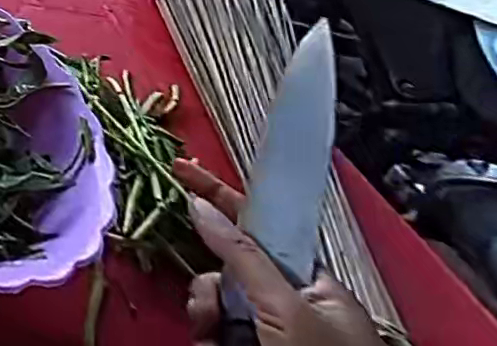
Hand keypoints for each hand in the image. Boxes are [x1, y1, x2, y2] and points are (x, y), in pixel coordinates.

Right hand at [174, 159, 382, 345]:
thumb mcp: (285, 309)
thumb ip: (241, 253)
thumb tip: (196, 202)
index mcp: (316, 287)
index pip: (261, 225)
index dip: (220, 194)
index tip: (180, 168)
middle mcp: (294, 303)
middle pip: (230, 264)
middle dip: (208, 282)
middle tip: (205, 310)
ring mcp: (275, 329)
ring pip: (218, 295)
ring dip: (205, 310)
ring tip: (210, 335)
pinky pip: (217, 324)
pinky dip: (207, 331)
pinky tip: (210, 342)